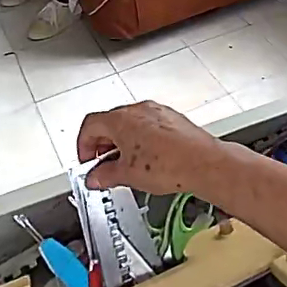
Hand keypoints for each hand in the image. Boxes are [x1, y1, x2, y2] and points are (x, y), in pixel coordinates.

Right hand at [77, 101, 234, 195]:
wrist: (203, 162)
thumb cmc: (169, 164)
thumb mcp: (126, 175)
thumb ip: (104, 175)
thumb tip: (96, 177)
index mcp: (121, 119)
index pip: (90, 124)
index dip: (83, 145)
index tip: (87, 161)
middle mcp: (139, 109)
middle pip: (109, 121)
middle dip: (102, 145)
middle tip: (102, 166)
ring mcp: (157, 111)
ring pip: (130, 123)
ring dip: (121, 143)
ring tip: (125, 166)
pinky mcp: (172, 118)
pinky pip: (148, 125)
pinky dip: (141, 140)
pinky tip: (146, 161)